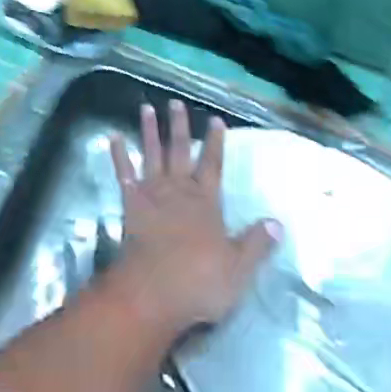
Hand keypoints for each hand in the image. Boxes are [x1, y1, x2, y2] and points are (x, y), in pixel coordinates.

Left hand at [105, 100, 281, 332]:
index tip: (215, 119)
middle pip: (180, 152)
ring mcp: (151, 193)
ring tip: (146, 108)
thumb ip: (256, 243)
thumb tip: (277, 221)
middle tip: (175, 102)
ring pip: (151, 154)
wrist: (154, 289)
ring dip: (148, 131)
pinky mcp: (130, 202)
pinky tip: (113, 136)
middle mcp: (178, 190)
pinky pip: (123, 172)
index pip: (213, 166)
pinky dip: (118, 154)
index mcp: (205, 203)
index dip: (215, 143)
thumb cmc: (200, 281)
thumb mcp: (239, 268)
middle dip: (179, 126)